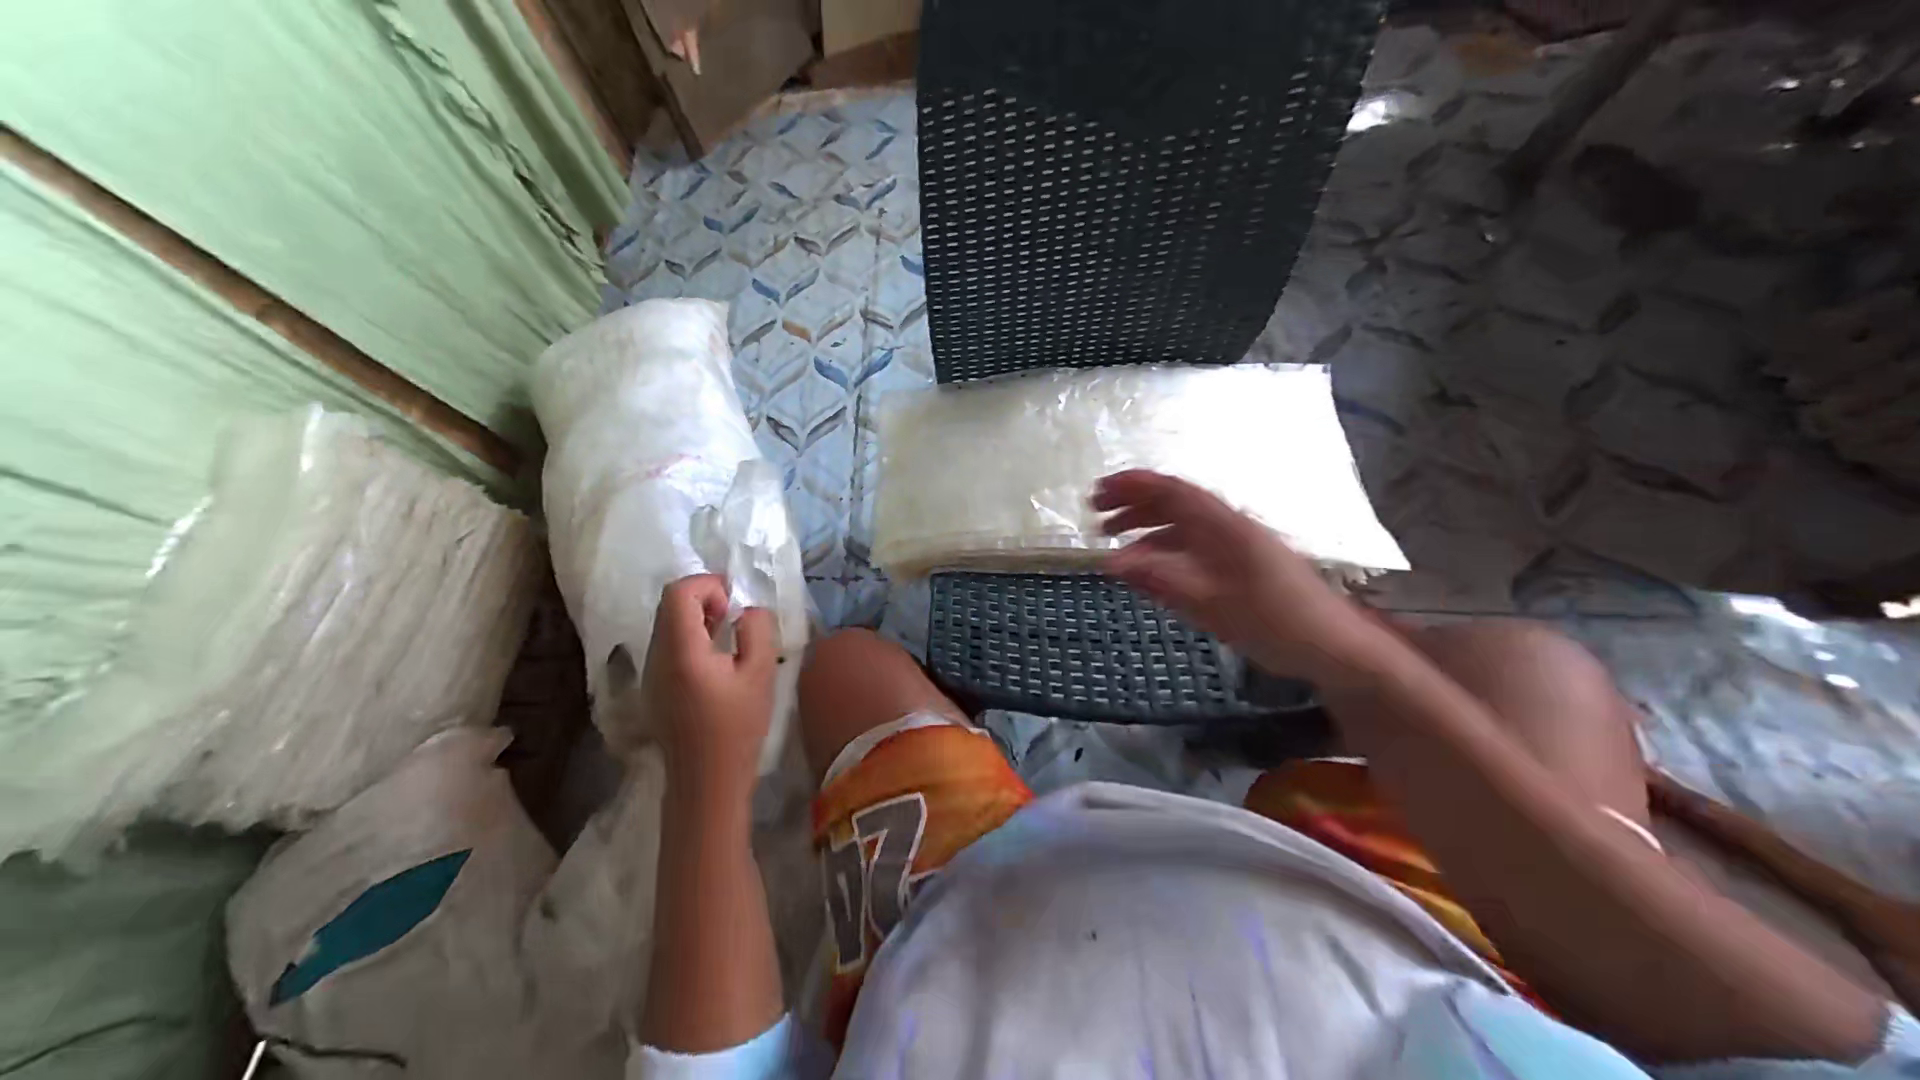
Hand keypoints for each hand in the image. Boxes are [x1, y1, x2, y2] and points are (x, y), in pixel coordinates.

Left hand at [642, 574, 777, 793]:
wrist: (706, 782)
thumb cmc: (737, 729)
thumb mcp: (760, 674)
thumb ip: (757, 630)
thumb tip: (747, 611)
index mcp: (681, 651)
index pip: (679, 592)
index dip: (708, 585)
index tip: (734, 605)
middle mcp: (656, 656)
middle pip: (669, 604)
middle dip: (703, 598)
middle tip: (734, 618)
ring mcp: (649, 673)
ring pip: (666, 624)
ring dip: (696, 617)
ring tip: (727, 639)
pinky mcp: (653, 687)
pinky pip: (667, 645)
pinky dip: (689, 637)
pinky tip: (714, 662)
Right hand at [1092, 469, 1383, 681]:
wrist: (1334, 647)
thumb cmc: (1275, 623)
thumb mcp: (1211, 604)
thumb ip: (1159, 580)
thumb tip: (1110, 562)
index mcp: (1225, 527)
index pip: (1172, 491)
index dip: (1132, 486)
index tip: (1098, 492)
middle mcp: (1229, 528)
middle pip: (1174, 503)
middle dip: (1132, 505)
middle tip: (1096, 518)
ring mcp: (1237, 546)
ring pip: (1183, 526)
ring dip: (1146, 528)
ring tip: (1114, 542)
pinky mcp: (1241, 566)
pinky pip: (1194, 547)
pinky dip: (1166, 551)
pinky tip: (1150, 568)